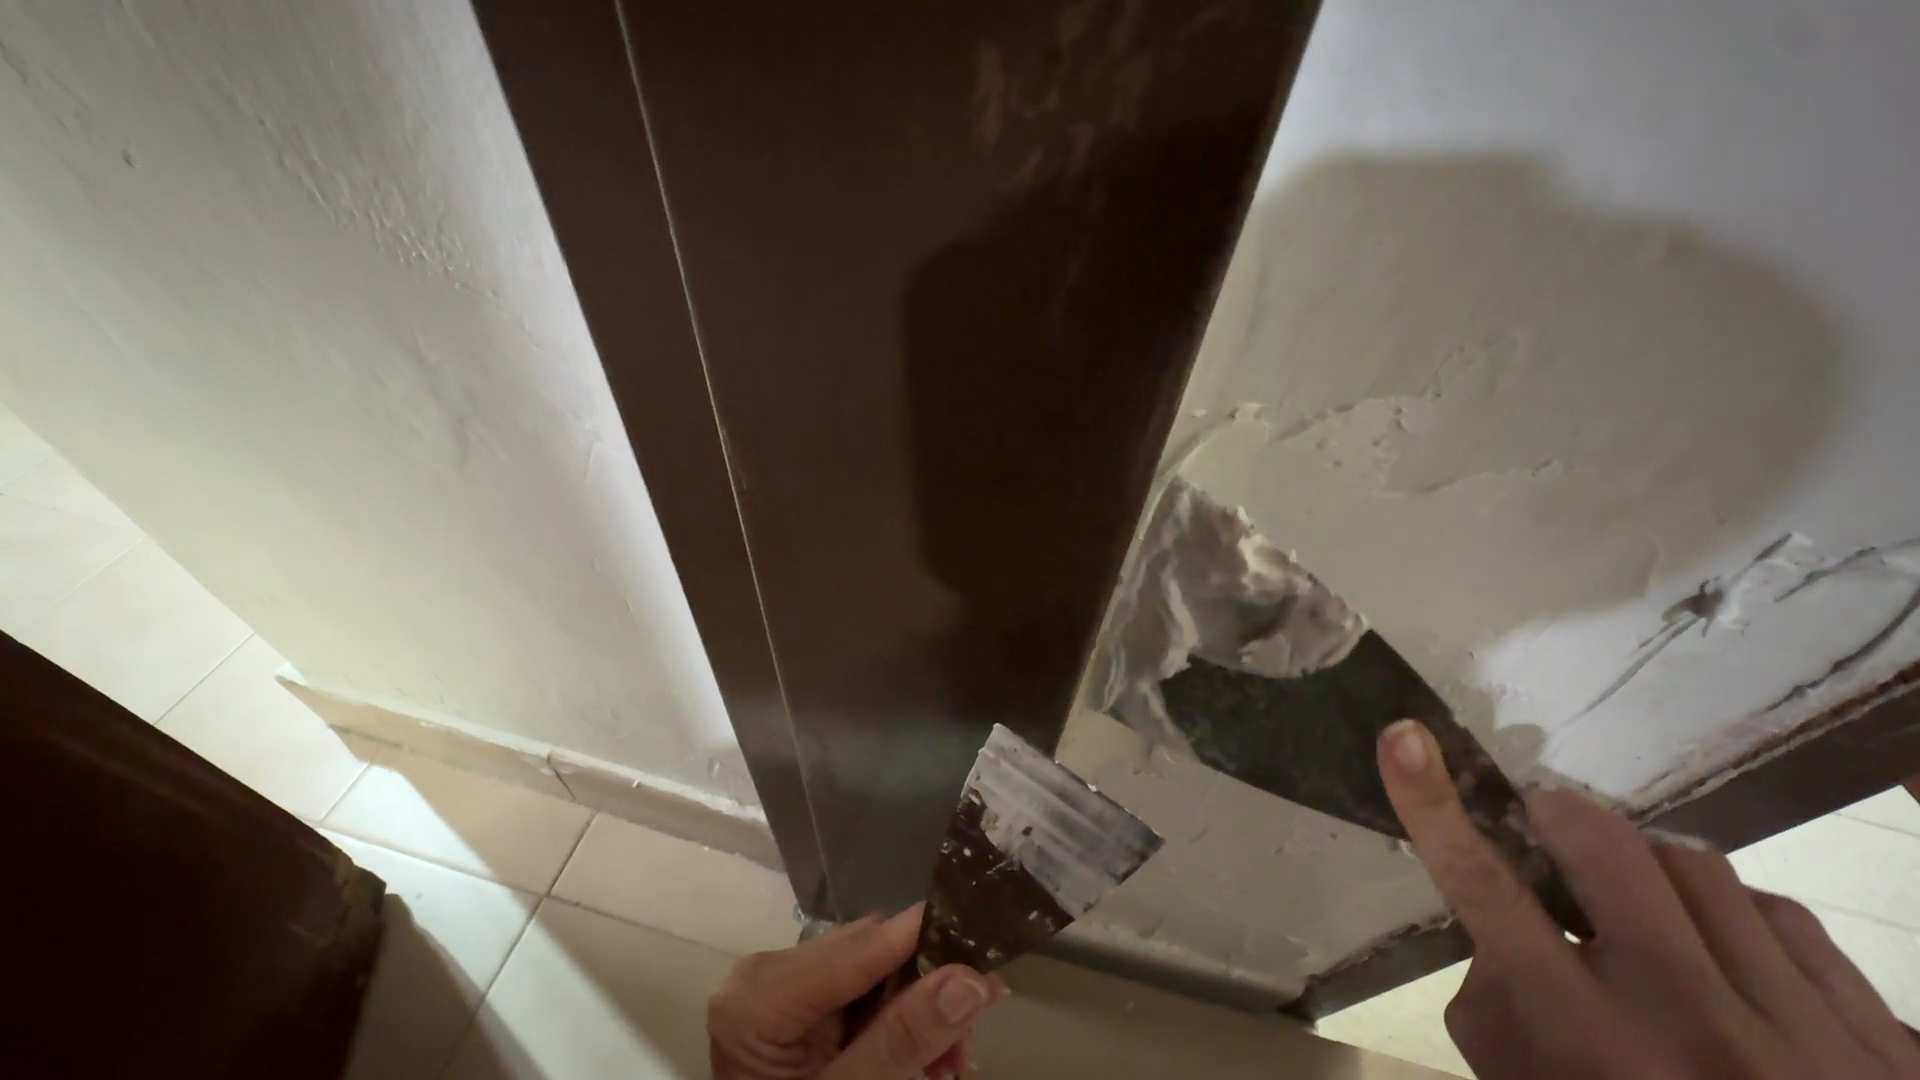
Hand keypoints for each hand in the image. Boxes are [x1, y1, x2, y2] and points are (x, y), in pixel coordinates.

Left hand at [708, 904, 1006, 1079]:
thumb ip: (901, 1042)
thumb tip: (969, 981)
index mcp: (761, 995)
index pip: (859, 947)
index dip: (925, 940)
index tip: (985, 947)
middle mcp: (768, 973)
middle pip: (869, 952)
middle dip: (927, 987)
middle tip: (976, 1025)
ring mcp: (781, 987)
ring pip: (874, 970)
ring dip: (920, 1008)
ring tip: (955, 1058)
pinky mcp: (797, 1006)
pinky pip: (860, 994)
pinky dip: (898, 1022)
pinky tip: (928, 1057)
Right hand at [1378, 718, 1919, 1078]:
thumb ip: (1491, 999)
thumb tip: (1503, 917)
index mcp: (1583, 1040)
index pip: (1487, 891)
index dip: (1435, 807)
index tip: (1404, 737)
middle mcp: (1688, 1021)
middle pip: (1609, 846)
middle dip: (1561, 816)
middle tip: (1545, 826)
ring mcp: (1803, 1030)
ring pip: (1700, 867)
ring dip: (1649, 872)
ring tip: (1646, 919)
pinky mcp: (1882, 1039)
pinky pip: (1785, 918)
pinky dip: (1736, 918)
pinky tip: (1728, 961)